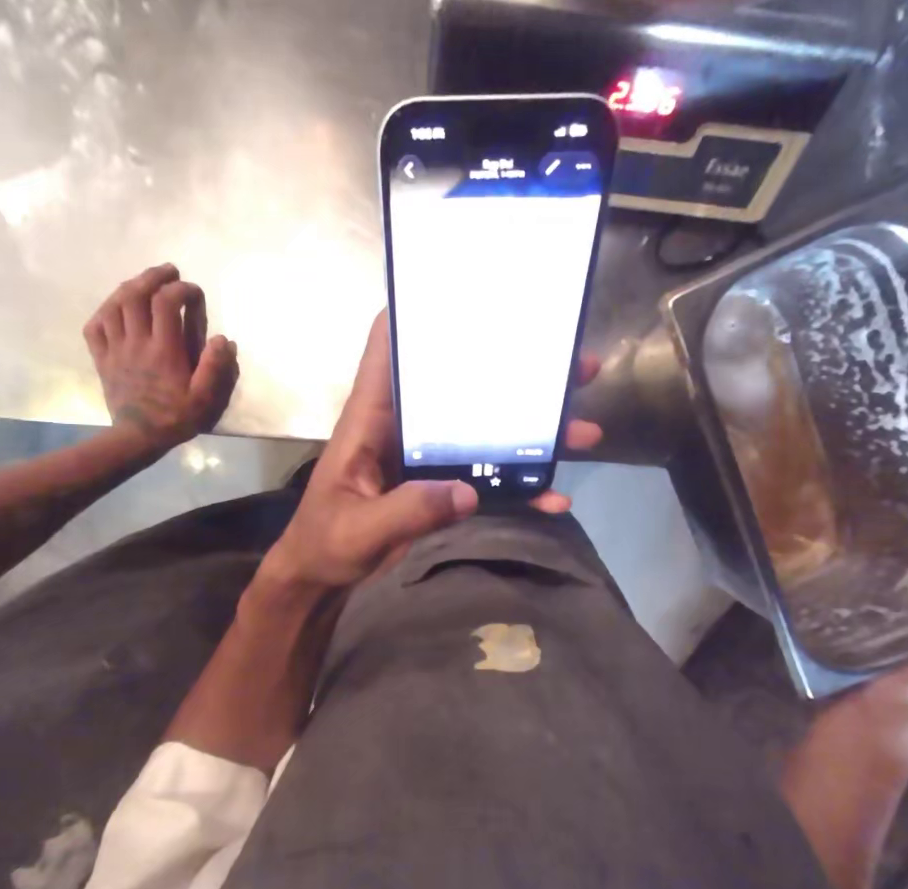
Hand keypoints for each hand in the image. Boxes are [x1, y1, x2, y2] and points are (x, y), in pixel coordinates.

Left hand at [84, 264, 238, 450]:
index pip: (167, 302)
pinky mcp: (102, 359)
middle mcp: (137, 341)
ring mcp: (115, 349)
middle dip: (153, 277)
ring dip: (129, 288)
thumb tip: (223, 339)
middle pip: (136, 294)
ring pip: (114, 305)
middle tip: (168, 272)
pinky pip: (95, 327)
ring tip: (143, 284)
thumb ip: (215, 367)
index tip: (194, 292)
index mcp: (164, 349)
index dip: (181, 289)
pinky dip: (104, 311)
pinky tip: (115, 310)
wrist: (138, 438)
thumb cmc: (175, 418)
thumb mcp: (205, 398)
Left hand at [261, 310, 603, 590]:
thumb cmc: (325, 543)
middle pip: (461, 385)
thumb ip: (408, 509)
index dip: (420, 310)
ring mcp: (426, 458)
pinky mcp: (439, 488)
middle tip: (574, 366)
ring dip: (534, 431)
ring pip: (485, 431)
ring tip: (585, 430)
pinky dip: (519, 488)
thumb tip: (468, 491)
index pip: (390, 347)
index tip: (474, 290)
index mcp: (372, 418)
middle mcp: (404, 427)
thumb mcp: (360, 528)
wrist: (322, 579)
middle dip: (516, 373)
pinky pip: (486, 479)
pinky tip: (555, 498)